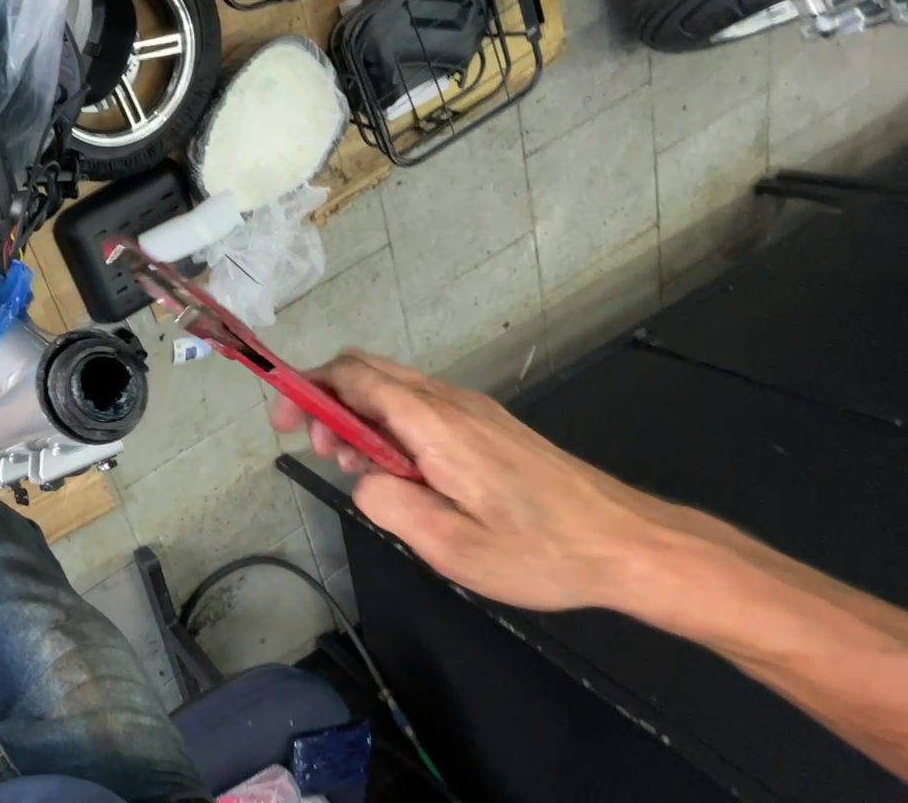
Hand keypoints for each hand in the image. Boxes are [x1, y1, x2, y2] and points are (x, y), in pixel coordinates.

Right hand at [271, 350, 666, 611]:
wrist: (634, 546)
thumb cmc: (540, 551)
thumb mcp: (449, 544)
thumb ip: (385, 502)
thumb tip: (362, 478)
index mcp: (433, 423)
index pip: (351, 376)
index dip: (305, 390)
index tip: (284, 424)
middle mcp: (448, 401)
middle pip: (364, 368)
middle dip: (324, 397)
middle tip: (320, 449)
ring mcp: (469, 408)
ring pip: (388, 383)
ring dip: (354, 412)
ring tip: (358, 468)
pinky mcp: (484, 422)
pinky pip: (415, 401)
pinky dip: (384, 420)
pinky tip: (398, 468)